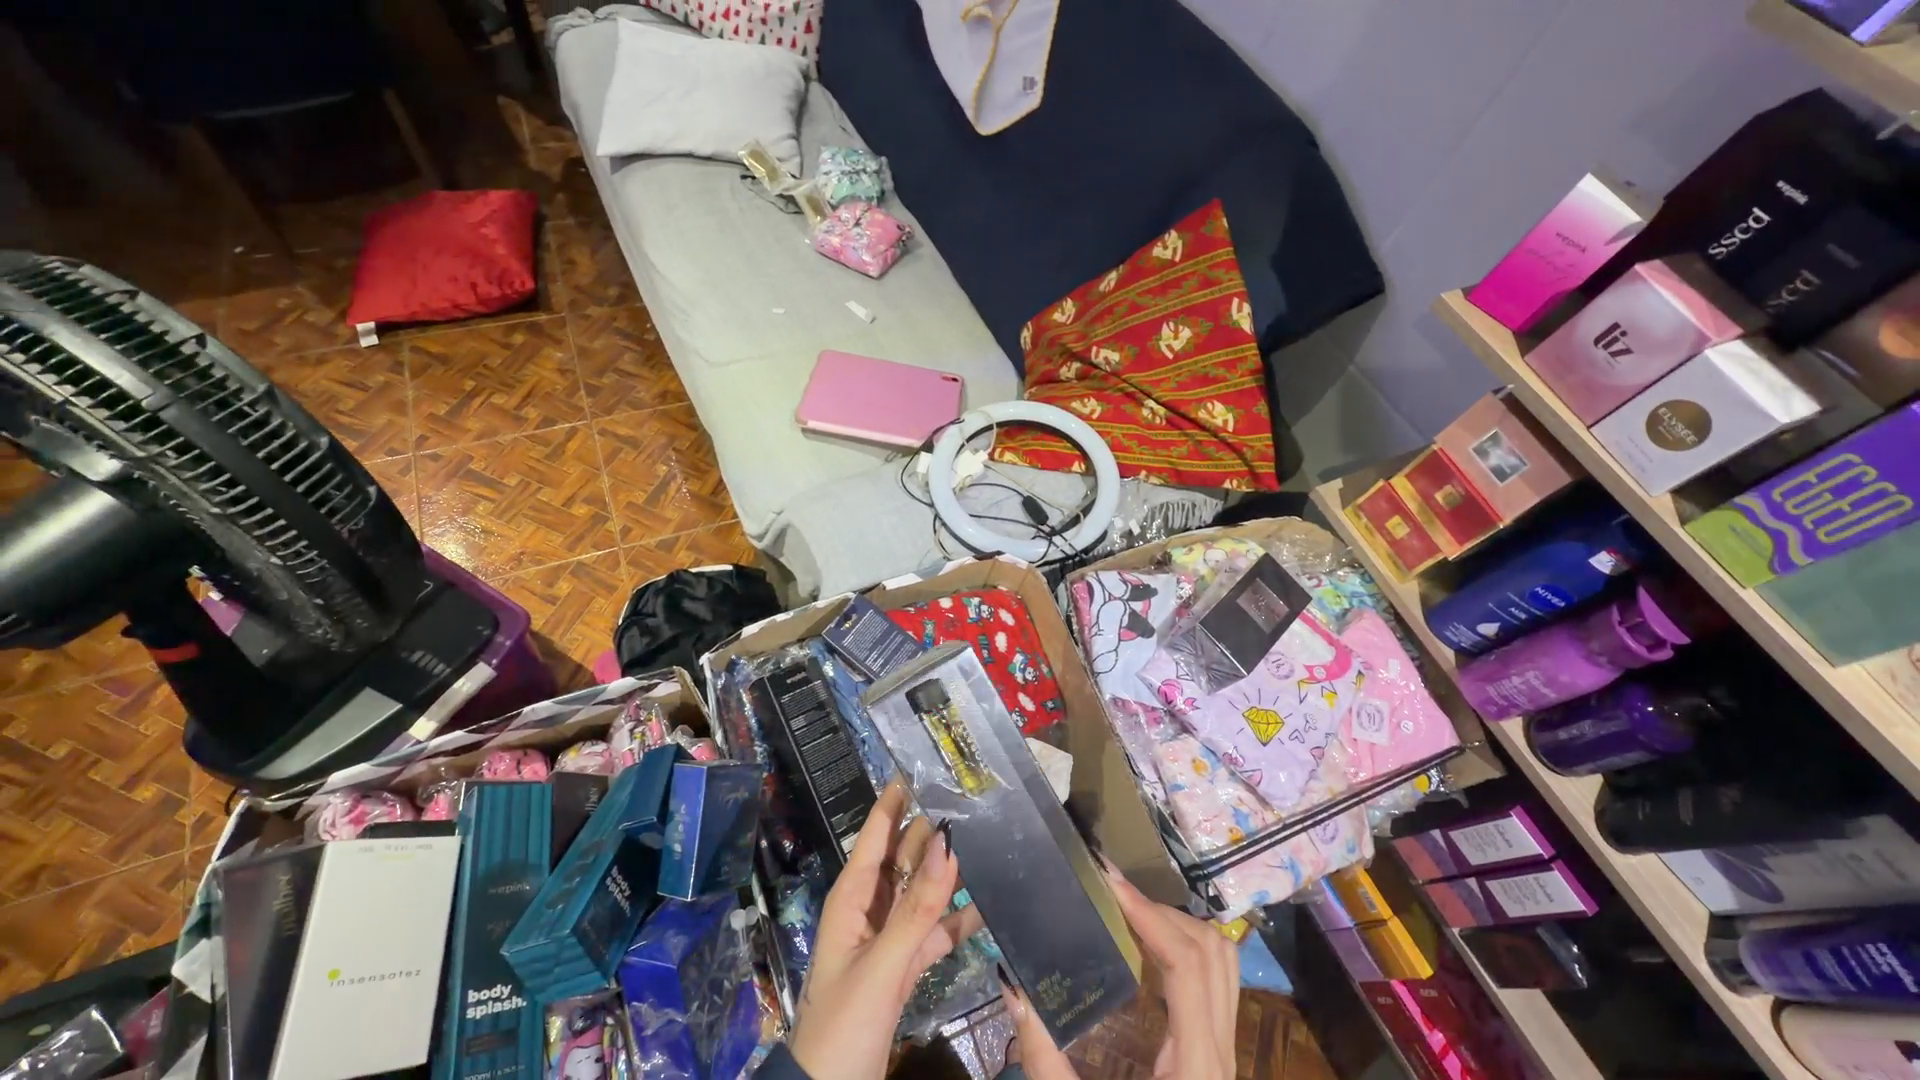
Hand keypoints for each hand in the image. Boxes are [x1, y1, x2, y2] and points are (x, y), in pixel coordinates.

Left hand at [787, 780, 984, 1079]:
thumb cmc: (844, 1021)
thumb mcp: (882, 963)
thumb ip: (918, 907)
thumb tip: (947, 842)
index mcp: (852, 897)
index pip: (875, 835)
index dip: (894, 800)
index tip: (922, 766)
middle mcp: (870, 908)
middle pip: (904, 858)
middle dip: (932, 832)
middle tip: (974, 800)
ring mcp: (889, 937)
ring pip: (923, 892)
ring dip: (950, 873)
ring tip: (991, 841)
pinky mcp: (906, 965)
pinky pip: (935, 930)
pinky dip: (957, 920)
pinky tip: (989, 906)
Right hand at [1002, 863, 1238, 1079]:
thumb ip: (1043, 1060)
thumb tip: (1012, 986)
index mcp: (1195, 1067)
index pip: (1188, 966)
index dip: (1149, 916)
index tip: (1107, 883)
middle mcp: (1222, 1054)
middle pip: (1213, 953)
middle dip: (1161, 911)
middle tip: (1107, 891)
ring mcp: (1225, 1054)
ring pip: (1223, 964)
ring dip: (1177, 926)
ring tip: (1124, 911)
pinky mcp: (1215, 1057)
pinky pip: (1215, 984)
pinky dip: (1183, 950)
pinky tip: (1142, 950)